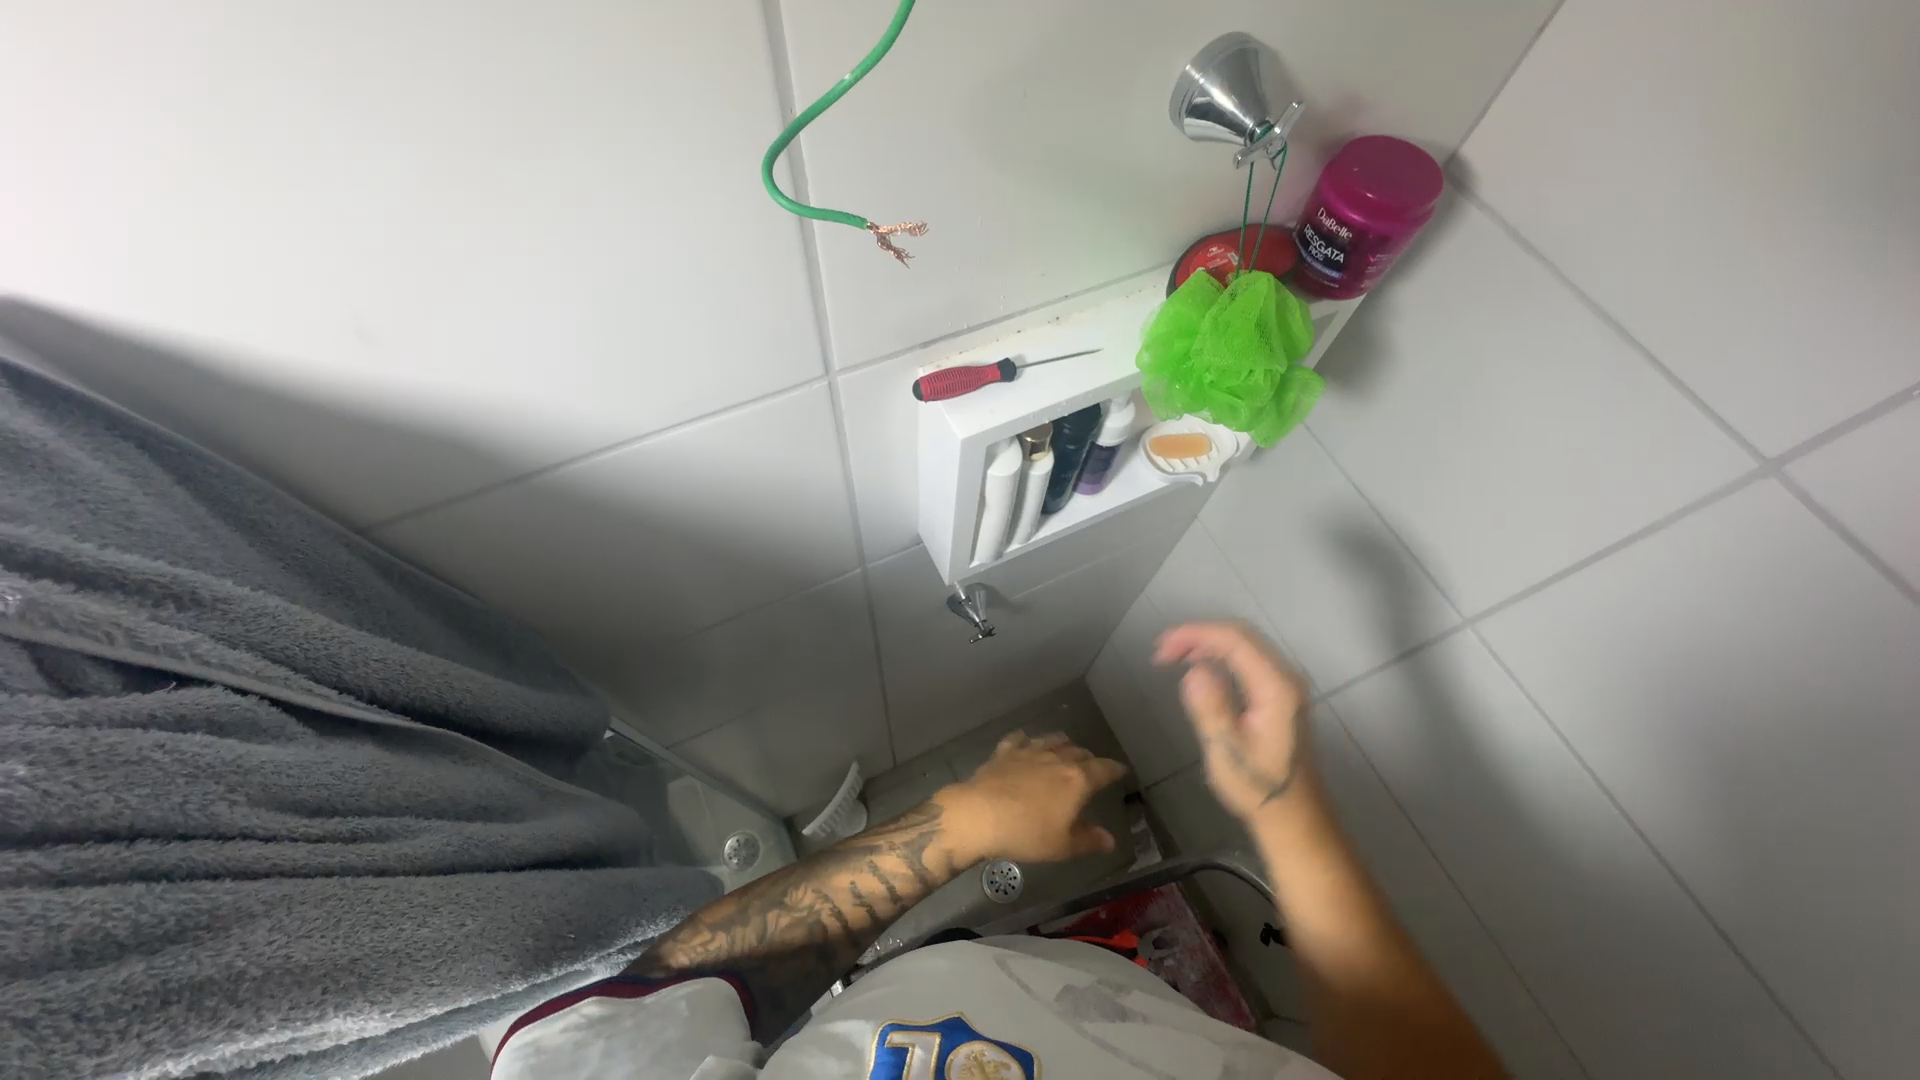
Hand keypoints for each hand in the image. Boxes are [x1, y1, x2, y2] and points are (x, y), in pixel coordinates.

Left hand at [934, 732, 1127, 864]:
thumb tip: (1110, 840)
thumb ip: (1089, 840)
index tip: (1121, 771)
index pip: (1104, 769)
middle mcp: (1056, 759)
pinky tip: (1024, 740)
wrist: (981, 814)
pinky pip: (1019, 739)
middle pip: (1078, 752)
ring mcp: (1029, 752)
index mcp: (1077, 780)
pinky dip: (1026, 739)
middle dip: (1088, 758)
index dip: (1115, 770)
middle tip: (1091, 766)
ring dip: (1062, 743)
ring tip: (1065, 746)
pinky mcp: (1004, 752)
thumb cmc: (1027, 833)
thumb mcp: (1062, 845)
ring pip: (1051, 740)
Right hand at [1155, 621, 1310, 821]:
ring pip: (1245, 645)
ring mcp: (1285, 685)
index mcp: (1276, 687)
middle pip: (1241, 635)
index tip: (1162, 649)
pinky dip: (1220, 656)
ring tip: (1173, 657)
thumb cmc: (1258, 788)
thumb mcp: (1226, 751)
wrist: (1295, 817)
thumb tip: (1193, 671)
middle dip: (1198, 635)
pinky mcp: (1280, 695)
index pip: (1234, 640)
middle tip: (1162, 652)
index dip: (1195, 634)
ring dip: (1208, 644)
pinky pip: (1248, 660)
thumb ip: (1210, 707)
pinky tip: (1199, 668)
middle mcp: (1285, 677)